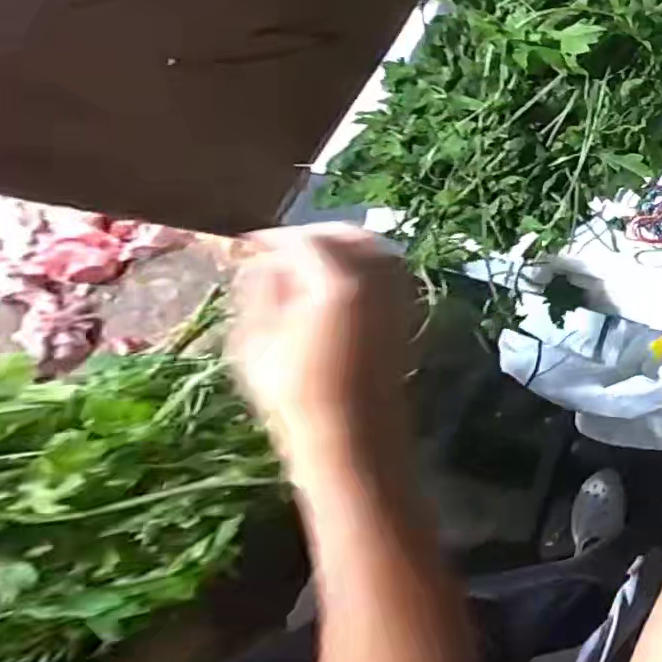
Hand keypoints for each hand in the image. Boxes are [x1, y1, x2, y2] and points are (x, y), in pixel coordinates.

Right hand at [229, 224, 418, 471]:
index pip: (307, 241)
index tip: (252, 243)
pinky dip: (367, 261)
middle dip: (315, 235)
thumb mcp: (257, 341)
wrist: (355, 426)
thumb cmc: (296, 393)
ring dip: (344, 244)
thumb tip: (266, 262)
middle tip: (283, 248)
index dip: (276, 237)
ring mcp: (399, 290)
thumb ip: (262, 291)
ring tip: (310, 261)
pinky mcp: (410, 305)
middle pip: (348, 234)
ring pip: (375, 246)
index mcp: (338, 282)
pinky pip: (391, 267)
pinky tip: (339, 280)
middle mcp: (378, 278)